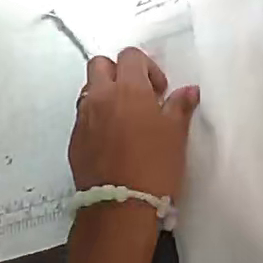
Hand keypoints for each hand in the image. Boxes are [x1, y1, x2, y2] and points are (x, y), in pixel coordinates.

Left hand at [69, 48, 199, 200]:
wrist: (121, 206)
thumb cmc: (155, 166)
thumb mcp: (176, 135)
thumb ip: (180, 107)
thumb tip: (188, 90)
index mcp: (127, 89)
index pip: (130, 56)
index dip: (147, 68)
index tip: (159, 91)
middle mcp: (100, 97)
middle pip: (100, 64)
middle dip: (118, 72)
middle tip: (138, 96)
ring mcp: (83, 118)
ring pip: (89, 90)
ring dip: (106, 95)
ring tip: (125, 119)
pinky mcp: (74, 140)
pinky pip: (84, 117)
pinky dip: (97, 119)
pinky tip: (113, 141)